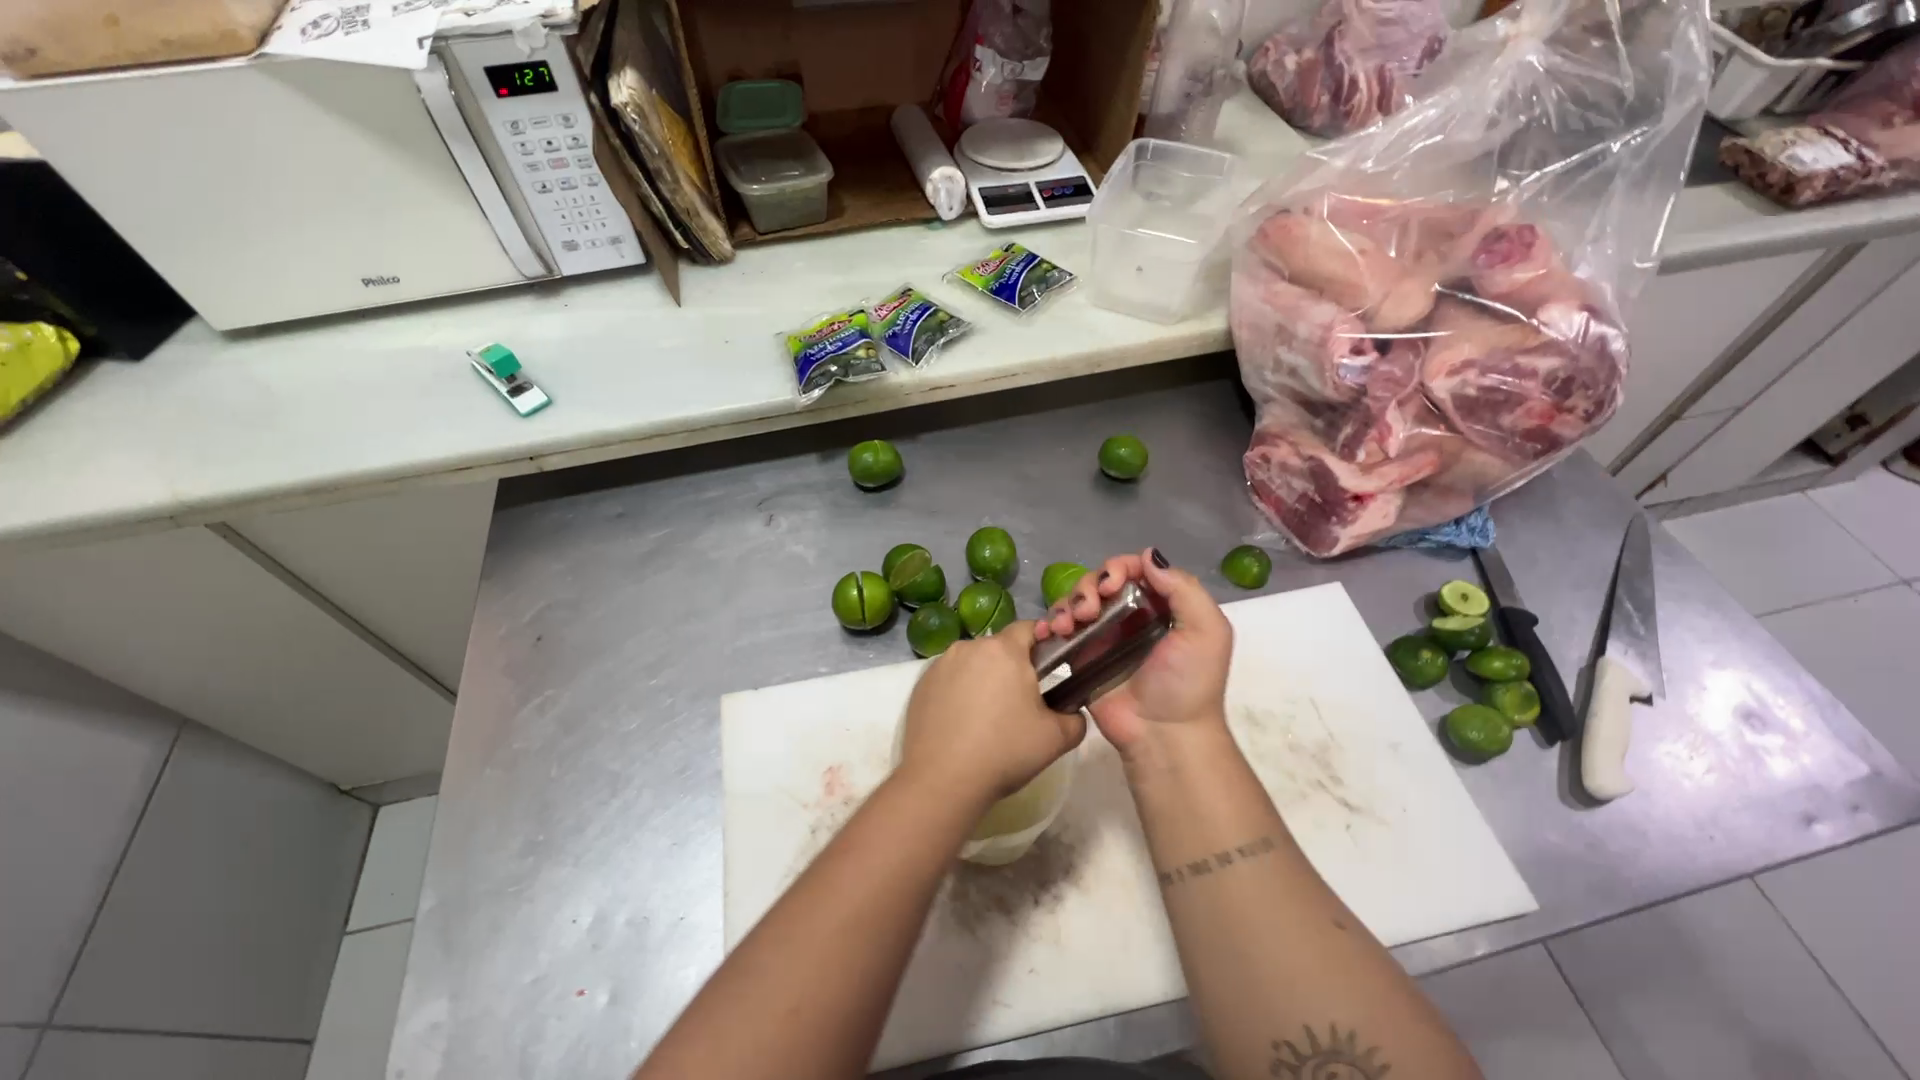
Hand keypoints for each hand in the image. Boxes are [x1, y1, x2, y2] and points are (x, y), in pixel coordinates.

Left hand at [898, 620, 1085, 806]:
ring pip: (972, 664)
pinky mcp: (920, 686)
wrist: (942, 781)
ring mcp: (939, 666)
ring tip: (988, 718)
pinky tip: (962, 725)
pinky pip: (949, 680)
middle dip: (1012, 667)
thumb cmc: (1004, 752)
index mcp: (1004, 650)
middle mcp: (969, 647)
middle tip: (1021, 704)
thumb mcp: (1057, 739)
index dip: (1043, 644)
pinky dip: (958, 693)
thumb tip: (1070, 712)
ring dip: (983, 679)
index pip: (1028, 628)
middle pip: (999, 648)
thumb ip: (1075, 718)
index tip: (1049, 669)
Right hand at [1033, 548, 1232, 759]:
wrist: (1164, 734)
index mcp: (1161, 606)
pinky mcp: (1080, 658)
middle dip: (1088, 585)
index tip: (1110, 583)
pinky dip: (1050, 622)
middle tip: (1088, 609)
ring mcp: (1102, 637)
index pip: (1134, 570)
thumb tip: (1148, 557)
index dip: (1118, 567)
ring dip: (1068, 603)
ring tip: (1068, 624)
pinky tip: (1050, 630)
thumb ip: (1184, 589)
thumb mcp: (1206, 631)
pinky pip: (1060, 630)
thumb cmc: (1189, 683)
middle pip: (1100, 581)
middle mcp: (1130, 616)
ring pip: (1076, 601)